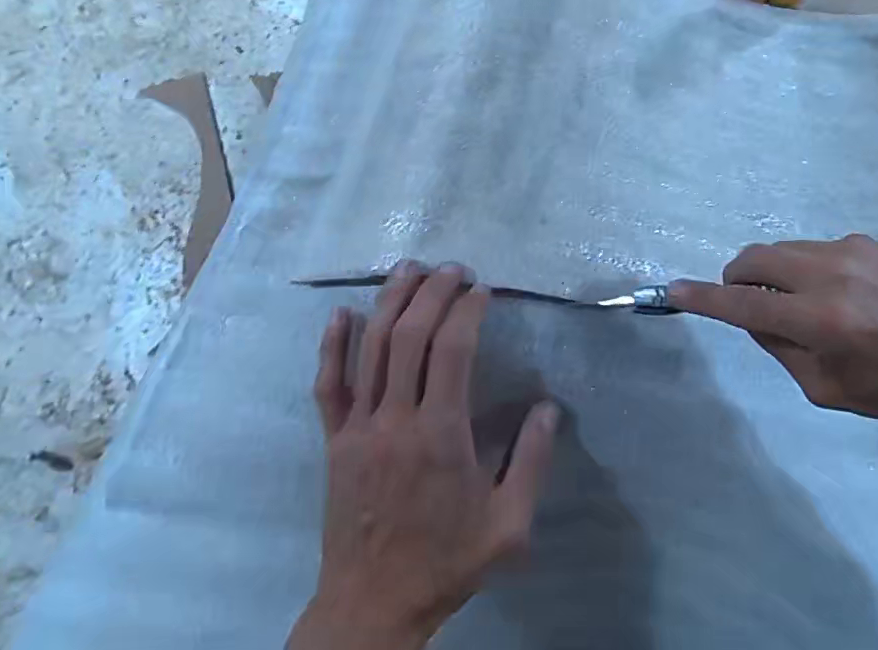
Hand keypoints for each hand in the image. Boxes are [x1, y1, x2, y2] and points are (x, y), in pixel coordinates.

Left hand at [289, 261, 560, 649]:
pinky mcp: (334, 444)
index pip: (452, 351)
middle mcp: (396, 421)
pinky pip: (329, 387)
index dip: (467, 311)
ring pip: (370, 350)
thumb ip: (533, 461)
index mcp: (441, 435)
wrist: (371, 609)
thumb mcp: (509, 525)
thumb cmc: (447, 563)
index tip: (482, 290)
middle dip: (433, 292)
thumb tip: (548, 406)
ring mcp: (358, 430)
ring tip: (409, 268)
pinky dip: (332, 346)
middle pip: (409, 337)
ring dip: (390, 302)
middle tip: (454, 269)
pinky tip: (340, 313)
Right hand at [668, 235, 877, 437]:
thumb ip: (779, 347)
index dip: (704, 298)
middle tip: (746, 303)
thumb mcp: (826, 388)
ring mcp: (850, 250)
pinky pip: (813, 249)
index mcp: (822, 321)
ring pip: (782, 249)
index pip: (745, 305)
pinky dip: (804, 268)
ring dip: (772, 273)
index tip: (674, 289)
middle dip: (736, 277)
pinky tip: (834, 295)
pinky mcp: (865, 241)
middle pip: (756, 258)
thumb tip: (749, 315)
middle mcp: (831, 275)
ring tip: (799, 305)